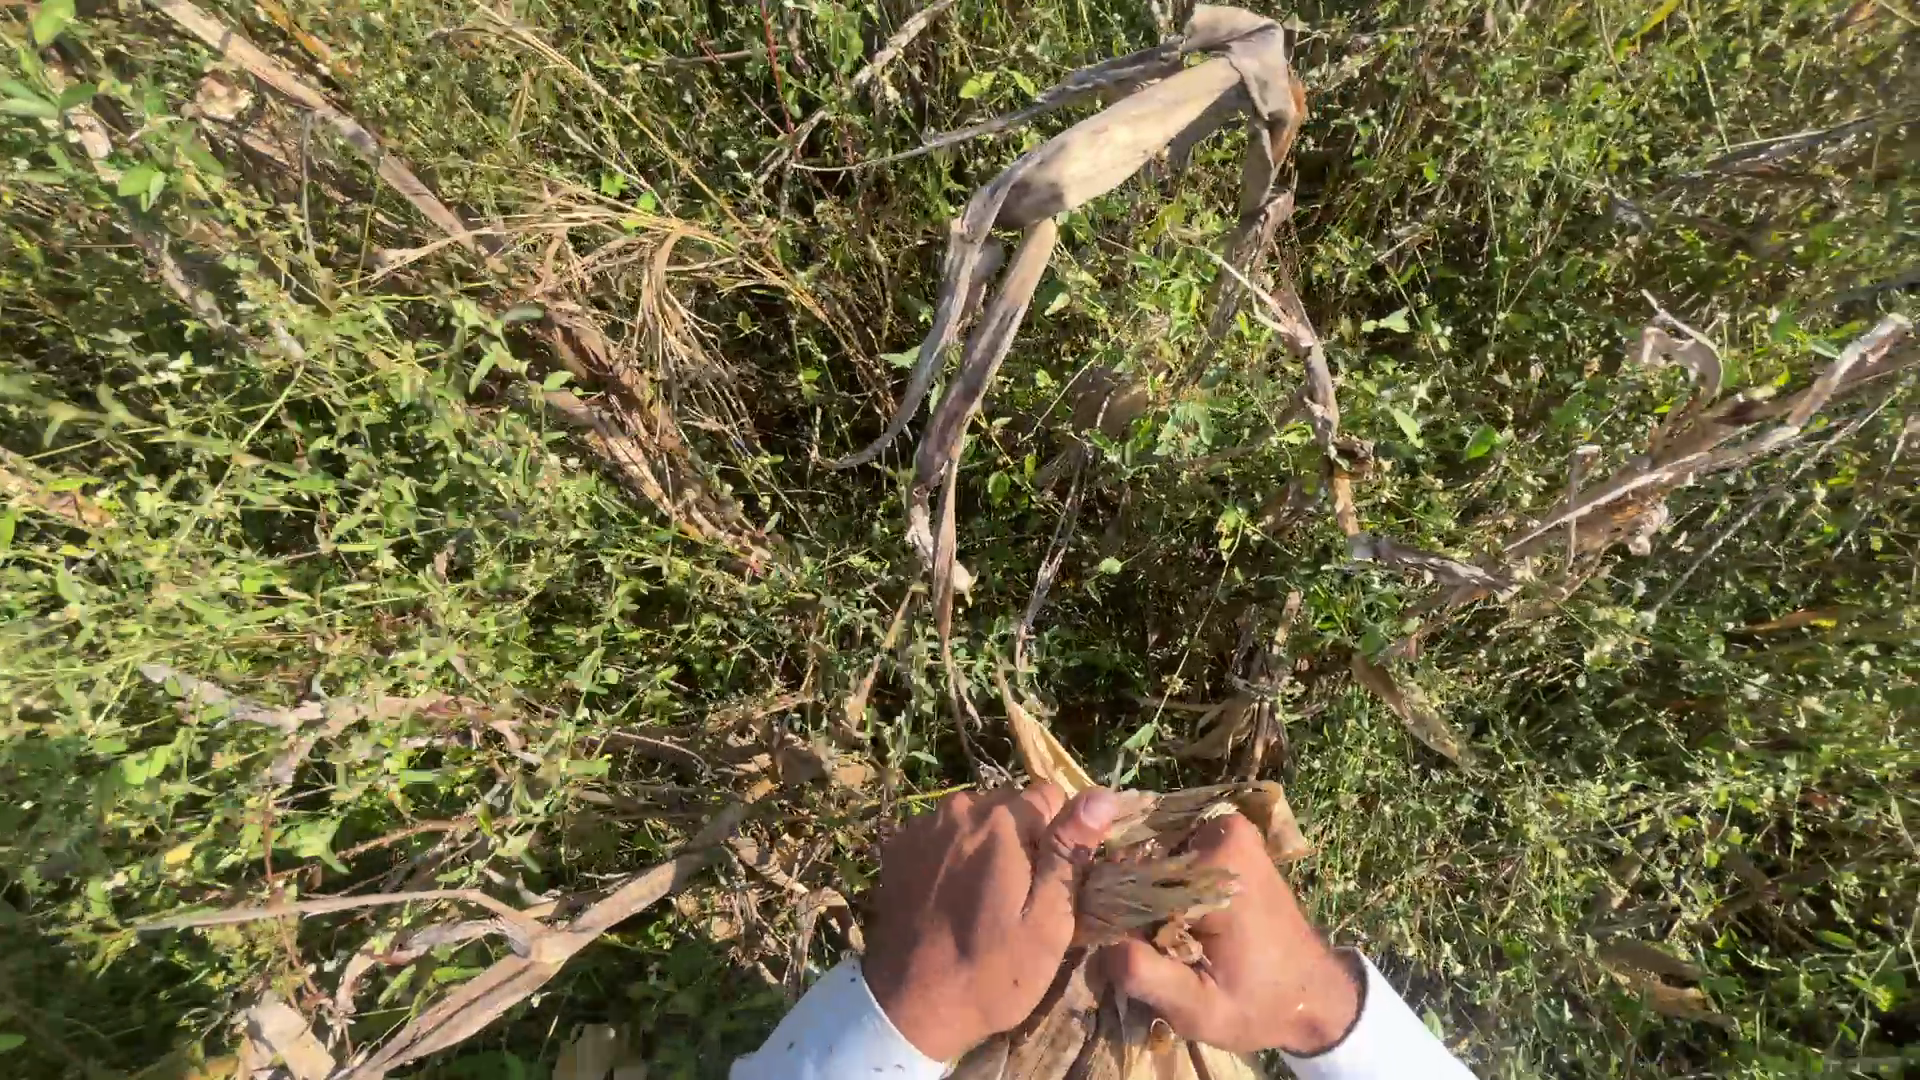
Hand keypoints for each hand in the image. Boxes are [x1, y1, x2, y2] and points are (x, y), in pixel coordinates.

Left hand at [863, 784, 1120, 1060]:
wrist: (909, 1007)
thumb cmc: (992, 971)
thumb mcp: (1047, 920)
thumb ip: (1070, 850)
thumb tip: (1102, 795)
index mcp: (1002, 821)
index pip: (1049, 794)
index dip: (1058, 834)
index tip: (1050, 877)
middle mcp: (961, 808)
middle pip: (1009, 803)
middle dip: (1021, 836)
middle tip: (1017, 893)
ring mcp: (925, 823)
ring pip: (974, 815)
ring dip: (985, 841)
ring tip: (981, 896)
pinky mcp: (900, 843)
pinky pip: (943, 831)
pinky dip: (952, 851)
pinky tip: (950, 894)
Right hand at [1100, 811, 1361, 1054]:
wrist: (1313, 994)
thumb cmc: (1257, 1004)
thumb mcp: (1201, 1010)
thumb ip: (1150, 976)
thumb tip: (1106, 941)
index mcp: (1218, 862)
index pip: (1132, 869)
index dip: (1117, 907)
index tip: (1121, 942)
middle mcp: (1223, 830)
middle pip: (1142, 853)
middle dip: (1132, 894)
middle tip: (1140, 939)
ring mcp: (1227, 828)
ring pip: (1153, 849)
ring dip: (1146, 887)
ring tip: (1155, 928)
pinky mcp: (1228, 835)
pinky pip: (1173, 847)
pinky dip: (1164, 878)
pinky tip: (1169, 912)